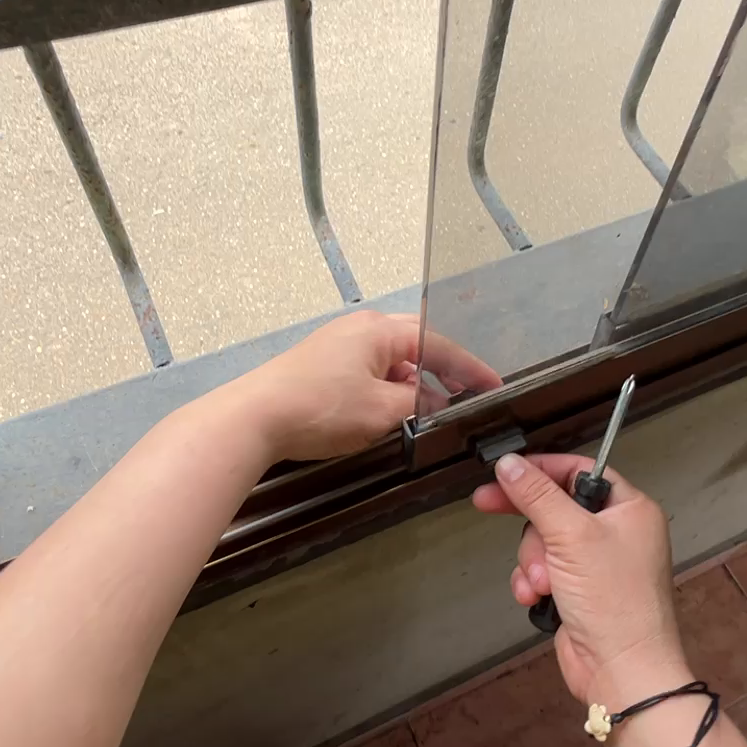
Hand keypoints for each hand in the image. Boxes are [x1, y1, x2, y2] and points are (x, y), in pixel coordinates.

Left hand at [231, 310, 501, 461]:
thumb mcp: (381, 411)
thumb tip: (432, 399)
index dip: (469, 368)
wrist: (253, 418)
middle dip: (443, 367)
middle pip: (414, 342)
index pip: (437, 343)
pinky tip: (393, 408)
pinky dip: (389, 385)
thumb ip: (416, 402)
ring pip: (390, 357)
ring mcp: (338, 344)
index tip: (493, 385)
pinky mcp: (321, 363)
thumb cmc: (321, 409)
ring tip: (435, 405)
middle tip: (468, 390)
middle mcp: (360, 328)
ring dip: (414, 380)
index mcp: (379, 330)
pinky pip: (369, 368)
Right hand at [472, 454, 689, 706]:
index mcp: (629, 509)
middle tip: (487, 504)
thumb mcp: (571, 535)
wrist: (622, 674)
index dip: (541, 469)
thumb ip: (536, 495)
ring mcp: (596, 562)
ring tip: (541, 583)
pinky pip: (541, 569)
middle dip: (532, 526)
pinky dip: (532, 581)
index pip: (579, 471)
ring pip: (542, 540)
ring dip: (532, 561)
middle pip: (554, 506)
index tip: (506, 471)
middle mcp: (616, 531)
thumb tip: (509, 463)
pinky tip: (534, 597)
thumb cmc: (613, 601)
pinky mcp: (578, 589)